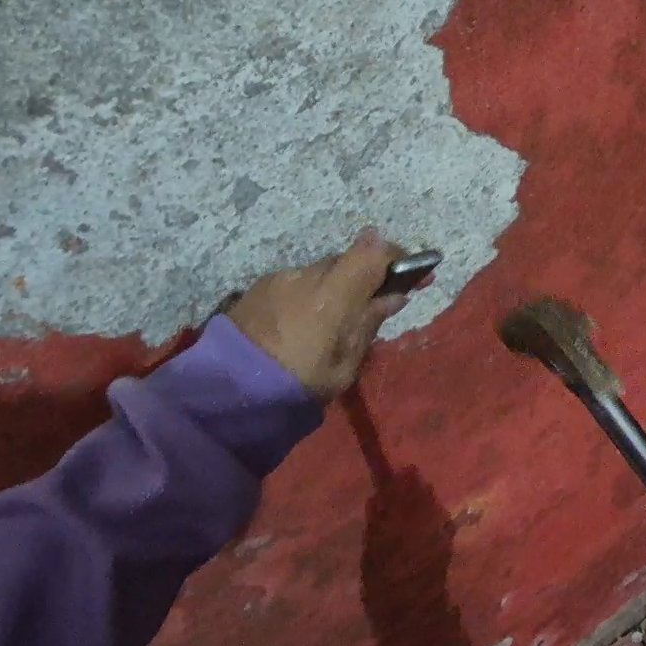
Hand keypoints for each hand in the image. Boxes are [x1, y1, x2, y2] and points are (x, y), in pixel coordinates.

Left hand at [226, 228, 411, 401]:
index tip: (417, 275)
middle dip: (365, 279)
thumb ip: (370, 322)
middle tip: (376, 307)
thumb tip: (394, 296)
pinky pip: (293, 286)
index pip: (374, 251)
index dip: (399, 257)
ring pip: (318, 275)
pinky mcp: (254, 290)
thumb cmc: (300, 384)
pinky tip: (301, 328)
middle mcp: (306, 275)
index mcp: (334, 292)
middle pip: (346, 262)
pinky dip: (306, 299)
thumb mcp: (347, 362)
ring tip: (332, 325)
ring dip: (333, 291)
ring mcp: (277, 280)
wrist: (229, 395)